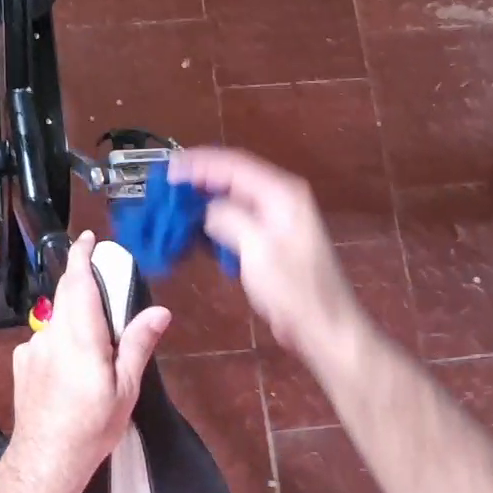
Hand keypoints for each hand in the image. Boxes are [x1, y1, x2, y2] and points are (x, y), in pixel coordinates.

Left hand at [6, 231, 171, 489]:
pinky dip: (59, 340)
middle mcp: (52, 331)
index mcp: (80, 332)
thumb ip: (138, 343)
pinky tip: (69, 368)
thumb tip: (159, 311)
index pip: (78, 279)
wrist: (46, 459)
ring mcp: (33, 346)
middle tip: (101, 281)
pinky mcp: (22, 362)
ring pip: (55, 317)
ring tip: (92, 341)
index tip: (89, 238)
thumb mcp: (126, 387)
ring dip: (72, 316)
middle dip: (80, 278)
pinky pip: (44, 339)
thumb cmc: (92, 424)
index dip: (82, 254)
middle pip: (65, 292)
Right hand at [170, 147, 359, 362]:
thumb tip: (206, 209)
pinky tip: (194, 230)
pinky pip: (235, 217)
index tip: (169, 171)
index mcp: (281, 193)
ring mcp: (276, 217)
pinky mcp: (269, 237)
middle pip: (231, 176)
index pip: (232, 164)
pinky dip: (213, 220)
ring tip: (174, 207)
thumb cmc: (294, 290)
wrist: (325, 329)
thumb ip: (227, 218)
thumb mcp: (256, 249)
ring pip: (231, 197)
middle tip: (167, 187)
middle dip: (198, 180)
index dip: (198, 164)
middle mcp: (279, 198)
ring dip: (203, 201)